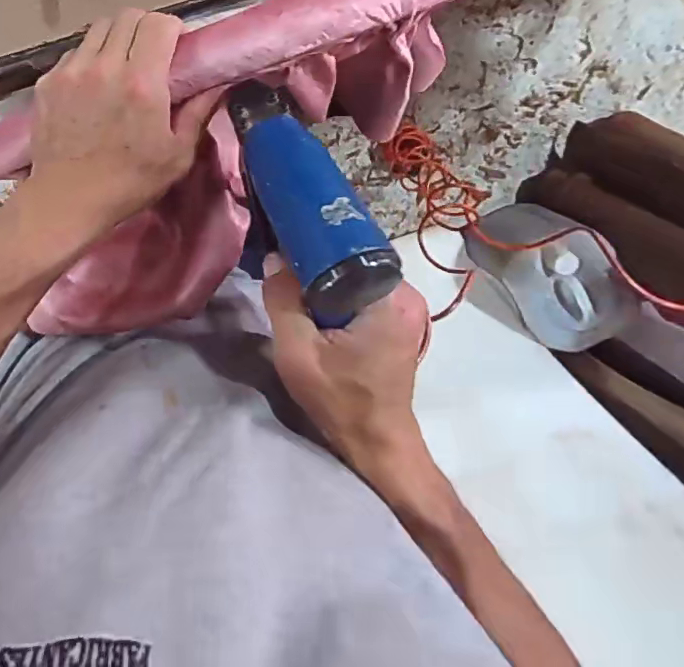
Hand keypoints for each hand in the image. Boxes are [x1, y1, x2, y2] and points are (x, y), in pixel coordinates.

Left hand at [21, 9, 225, 234]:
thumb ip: (198, 112)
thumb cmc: (129, 182)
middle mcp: (105, 66)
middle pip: (128, 16)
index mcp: (142, 82)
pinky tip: (95, 83)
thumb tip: (218, 84)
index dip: (172, 28)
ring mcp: (71, 71)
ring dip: (117, 38)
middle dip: (145, 27)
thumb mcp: (177, 154)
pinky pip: (75, 52)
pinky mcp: (48, 81)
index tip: (177, 45)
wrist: (67, 200)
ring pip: (98, 28)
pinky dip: (90, 57)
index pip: (159, 23)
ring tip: (122, 63)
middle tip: (152, 51)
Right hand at [263, 254, 430, 477]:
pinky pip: (364, 291)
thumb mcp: (298, 353)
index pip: (345, 247)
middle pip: (350, 260)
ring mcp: (407, 307)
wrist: (377, 443)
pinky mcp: (400, 319)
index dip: (311, 243)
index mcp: (389, 296)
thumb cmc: (341, 400)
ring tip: (297, 287)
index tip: (285, 240)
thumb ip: (283, 301)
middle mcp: (406, 293)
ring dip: (328, 281)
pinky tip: (318, 306)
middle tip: (285, 270)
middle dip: (317, 264)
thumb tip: (276, 258)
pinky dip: (341, 295)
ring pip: (355, 275)